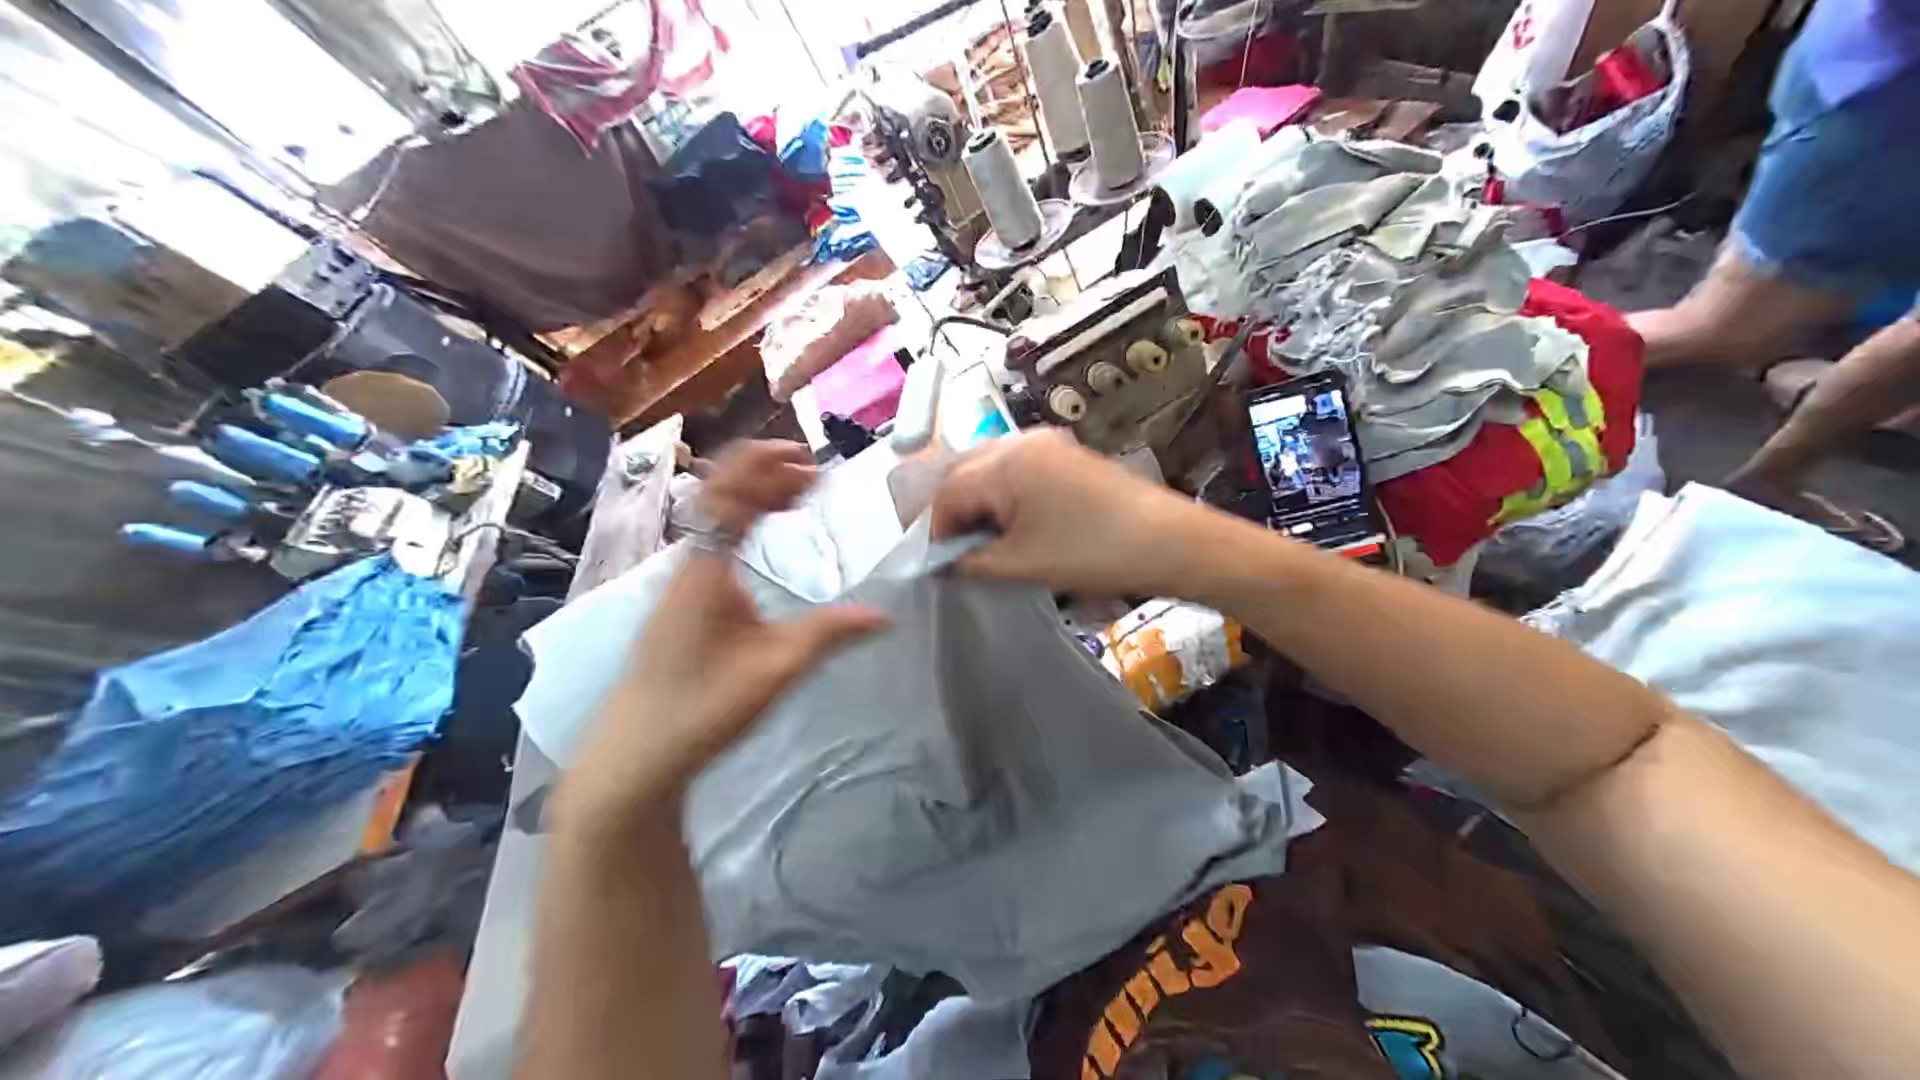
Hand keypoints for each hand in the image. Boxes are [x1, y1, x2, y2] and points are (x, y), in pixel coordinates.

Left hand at [559, 441, 888, 830]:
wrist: (636, 753)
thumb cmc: (704, 706)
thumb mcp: (776, 670)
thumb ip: (830, 635)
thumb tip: (884, 616)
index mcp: (706, 569)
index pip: (730, 493)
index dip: (766, 466)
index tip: (807, 460)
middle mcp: (687, 564)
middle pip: (720, 496)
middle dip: (765, 476)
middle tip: (811, 476)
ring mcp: (678, 582)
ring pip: (714, 517)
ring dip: (752, 498)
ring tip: (795, 498)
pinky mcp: (677, 601)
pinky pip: (711, 540)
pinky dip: (741, 524)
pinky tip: (762, 541)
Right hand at [929, 430, 1220, 595]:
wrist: (1171, 542)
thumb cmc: (1093, 552)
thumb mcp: (1022, 564)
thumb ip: (971, 561)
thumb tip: (945, 562)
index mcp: (1005, 462)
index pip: (947, 492)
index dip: (936, 530)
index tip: (938, 563)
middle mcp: (1021, 441)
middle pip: (964, 472)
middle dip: (953, 512)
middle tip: (954, 552)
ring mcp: (1047, 444)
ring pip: (988, 469)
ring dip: (977, 503)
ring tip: (982, 542)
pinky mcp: (1066, 455)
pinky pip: (1016, 470)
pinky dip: (1002, 497)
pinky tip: (1011, 526)